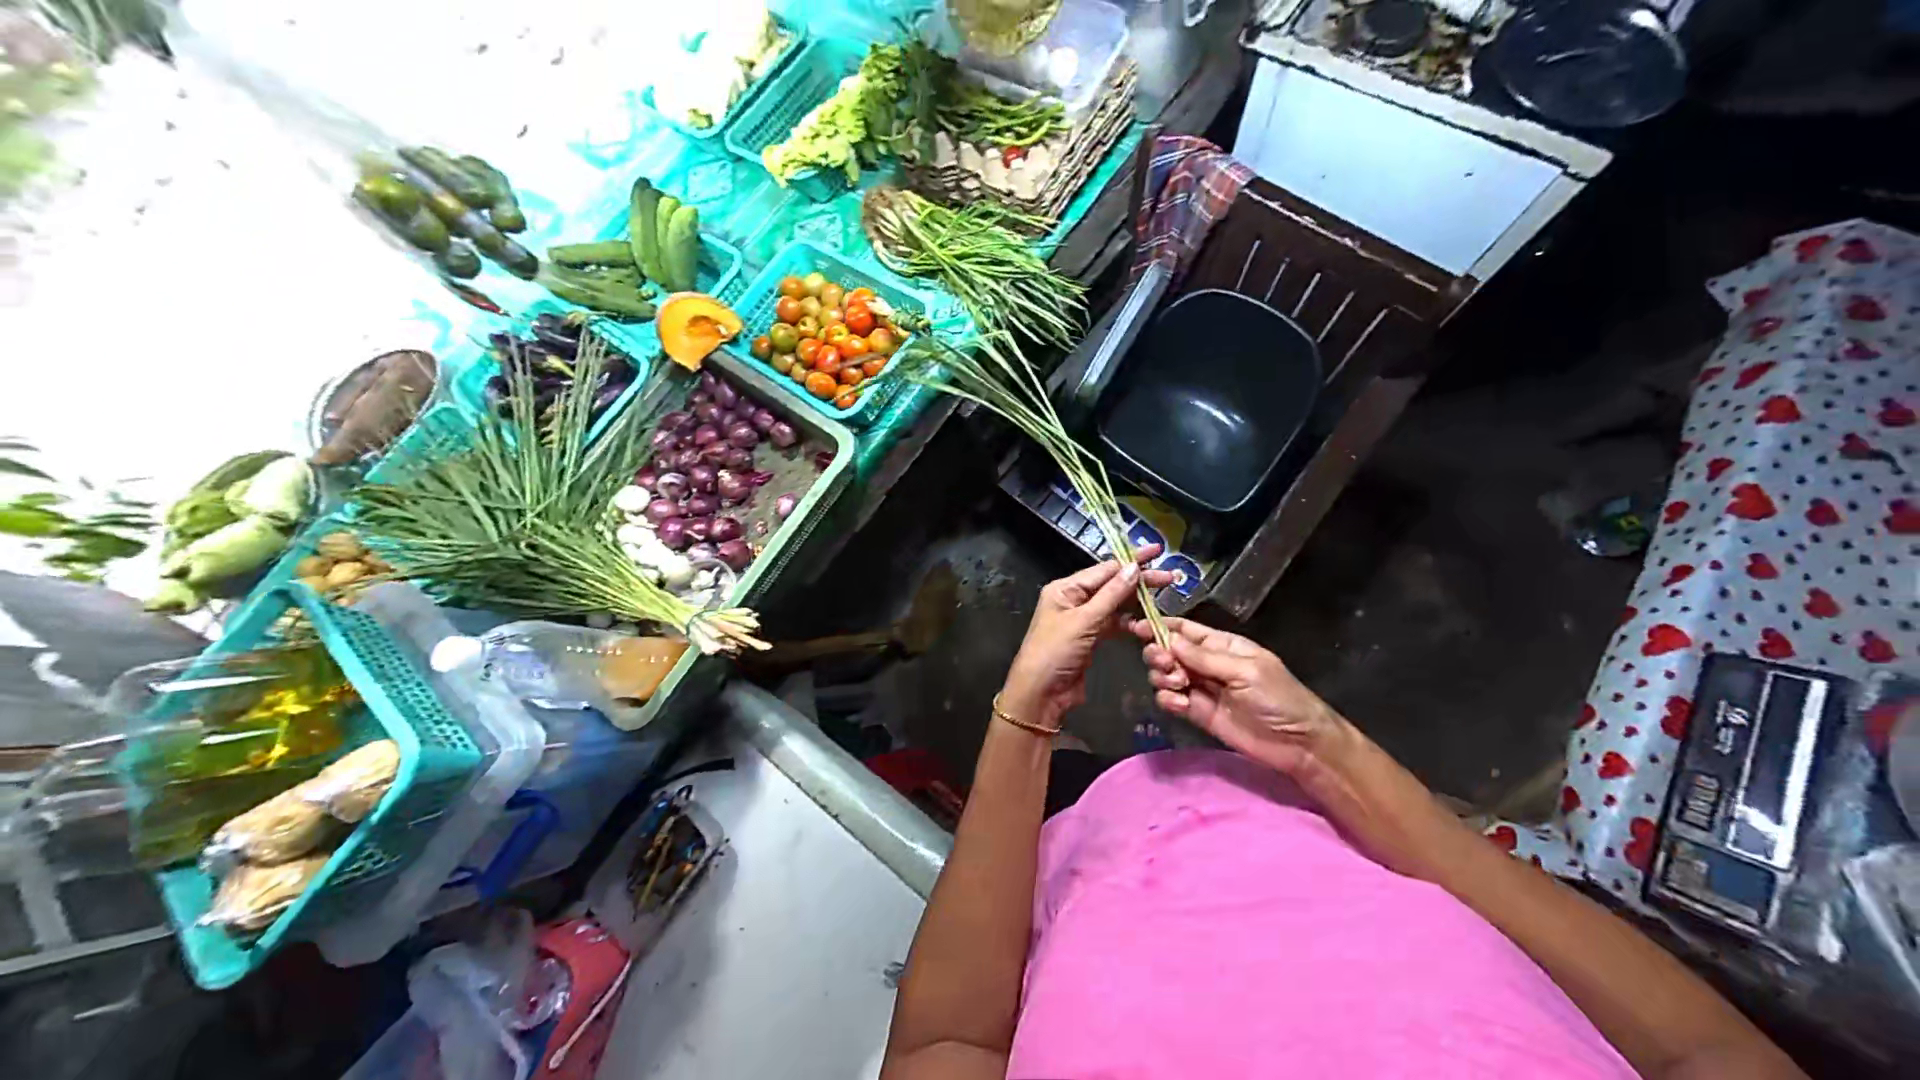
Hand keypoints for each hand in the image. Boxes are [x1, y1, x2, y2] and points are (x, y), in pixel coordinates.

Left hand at [1001, 545, 1173, 729]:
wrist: (1041, 693)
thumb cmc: (1055, 651)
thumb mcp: (1083, 621)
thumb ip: (1111, 595)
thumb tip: (1134, 567)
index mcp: (1065, 588)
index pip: (1104, 569)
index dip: (1132, 561)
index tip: (1157, 553)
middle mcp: (1073, 599)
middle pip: (1111, 584)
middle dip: (1139, 580)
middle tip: (1170, 577)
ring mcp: (1082, 619)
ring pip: (1114, 604)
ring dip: (1137, 601)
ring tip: (1164, 596)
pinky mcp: (1090, 638)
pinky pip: (1113, 623)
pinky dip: (1129, 622)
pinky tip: (1147, 621)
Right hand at [1129, 616, 1343, 775]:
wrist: (1298, 745)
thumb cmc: (1280, 698)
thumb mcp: (1245, 670)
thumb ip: (1204, 657)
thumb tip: (1169, 640)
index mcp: (1221, 645)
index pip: (1184, 629)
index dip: (1159, 626)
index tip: (1136, 627)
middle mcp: (1206, 663)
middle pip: (1168, 650)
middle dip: (1159, 654)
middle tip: (1167, 665)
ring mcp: (1200, 688)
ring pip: (1164, 675)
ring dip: (1163, 677)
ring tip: (1179, 686)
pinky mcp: (1196, 712)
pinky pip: (1170, 700)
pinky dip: (1169, 700)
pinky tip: (1181, 705)